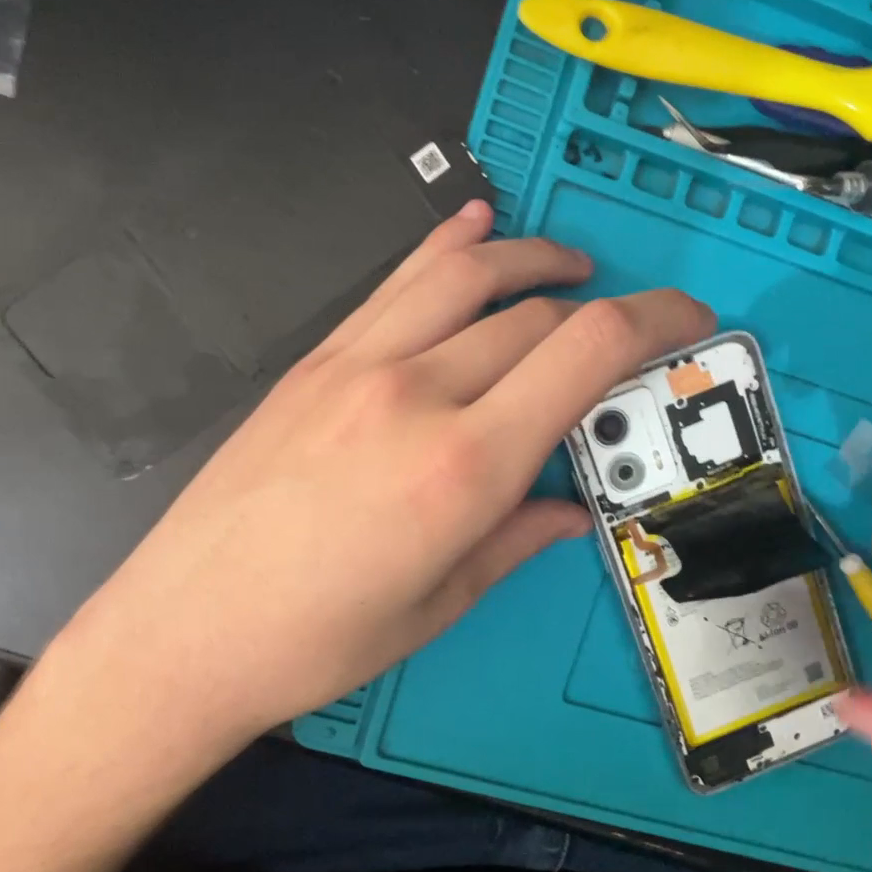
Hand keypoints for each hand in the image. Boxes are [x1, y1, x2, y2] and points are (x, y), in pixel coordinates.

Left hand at [51, 200, 713, 740]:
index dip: (653, 322)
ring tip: (567, 264)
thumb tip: (565, 507)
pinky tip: (473, 230)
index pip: (583, 353)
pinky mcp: (313, 363)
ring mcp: (355, 366)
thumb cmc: (315, 642)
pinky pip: (395, 284)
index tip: (686, 321)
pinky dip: (445, 250)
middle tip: (624, 335)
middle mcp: (415, 394)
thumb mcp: (437, 605)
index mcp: (462, 466)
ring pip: (465, 274)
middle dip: (599, 314)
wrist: (185, 631)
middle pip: (534, 316)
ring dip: (529, 257)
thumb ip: (514, 539)